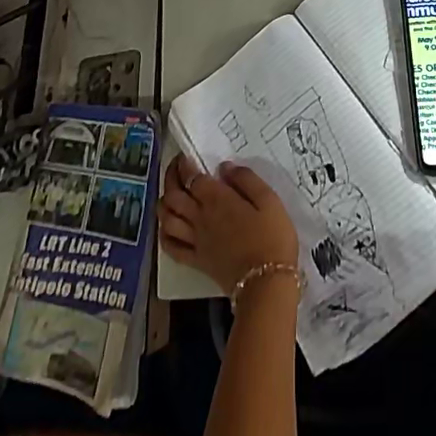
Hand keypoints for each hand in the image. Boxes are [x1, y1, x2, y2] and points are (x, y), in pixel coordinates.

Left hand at [159, 154, 298, 291]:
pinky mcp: (196, 260)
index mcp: (217, 200)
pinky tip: (167, 227)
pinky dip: (164, 234)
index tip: (186, 156)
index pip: (192, 177)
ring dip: (163, 204)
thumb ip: (247, 180)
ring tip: (169, 194)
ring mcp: (195, 240)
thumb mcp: (269, 200)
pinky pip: (171, 247)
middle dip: (170, 178)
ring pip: (167, 219)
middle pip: (173, 195)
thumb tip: (225, 167)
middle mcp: (200, 217)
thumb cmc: (272, 236)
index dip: (185, 165)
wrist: (267, 279)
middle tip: (175, 169)